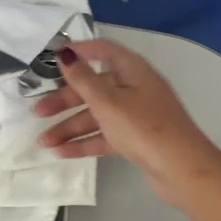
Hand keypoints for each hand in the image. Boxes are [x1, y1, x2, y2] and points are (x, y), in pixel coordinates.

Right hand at [35, 39, 220, 198]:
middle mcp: (135, 88)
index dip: (79, 50)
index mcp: (132, 70)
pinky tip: (62, 153)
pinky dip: (86, 142)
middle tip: (38, 112)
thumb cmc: (143, 127)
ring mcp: (137, 115)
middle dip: (65, 100)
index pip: (103, 50)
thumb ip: (82, 78)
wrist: (183, 170)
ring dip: (70, 127)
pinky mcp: (137, 139)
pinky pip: (105, 135)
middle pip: (94, 87)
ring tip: (44, 142)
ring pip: (97, 115)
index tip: (53, 58)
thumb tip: (64, 53)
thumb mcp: (107, 101)